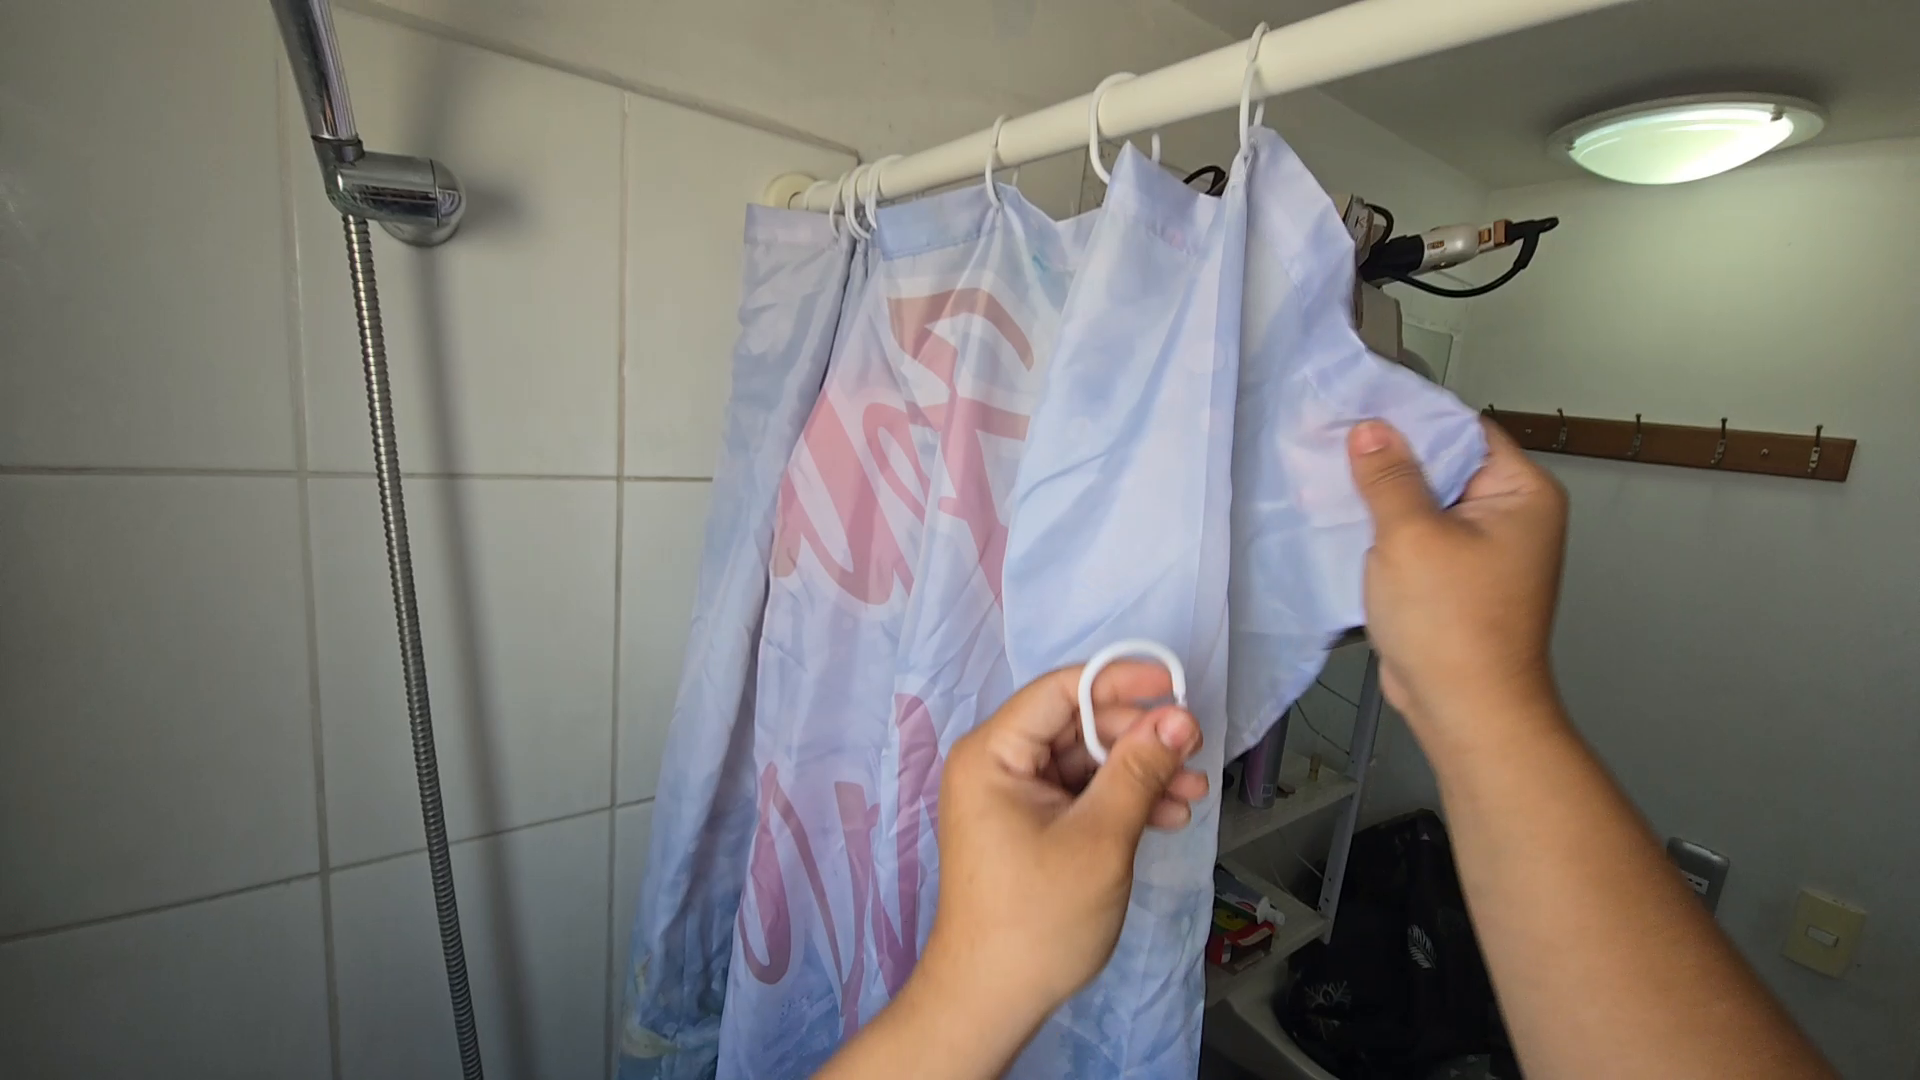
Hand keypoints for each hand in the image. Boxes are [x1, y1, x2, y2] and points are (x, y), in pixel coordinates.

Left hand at [918, 662, 1206, 1033]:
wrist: (994, 1000)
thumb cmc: (1039, 917)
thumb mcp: (1099, 838)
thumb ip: (1139, 771)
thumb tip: (1180, 718)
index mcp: (993, 752)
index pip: (1059, 690)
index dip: (1118, 681)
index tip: (1172, 686)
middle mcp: (997, 762)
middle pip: (1076, 724)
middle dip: (1137, 737)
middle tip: (1193, 748)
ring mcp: (1013, 793)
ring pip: (1085, 760)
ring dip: (1138, 772)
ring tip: (1192, 790)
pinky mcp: (1030, 821)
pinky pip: (1079, 792)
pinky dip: (1120, 800)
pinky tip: (1167, 815)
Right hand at [1347, 417, 1568, 746]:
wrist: (1461, 704)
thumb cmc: (1451, 621)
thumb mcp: (1410, 535)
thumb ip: (1388, 477)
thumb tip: (1371, 428)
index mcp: (1520, 494)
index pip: (1462, 431)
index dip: (1410, 417)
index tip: (1358, 406)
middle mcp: (1506, 515)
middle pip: (1440, 465)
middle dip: (1388, 456)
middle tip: (1331, 438)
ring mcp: (1479, 547)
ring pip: (1421, 501)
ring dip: (1380, 493)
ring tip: (1327, 474)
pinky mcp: (1450, 575)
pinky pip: (1413, 534)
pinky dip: (1381, 526)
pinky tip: (1340, 519)